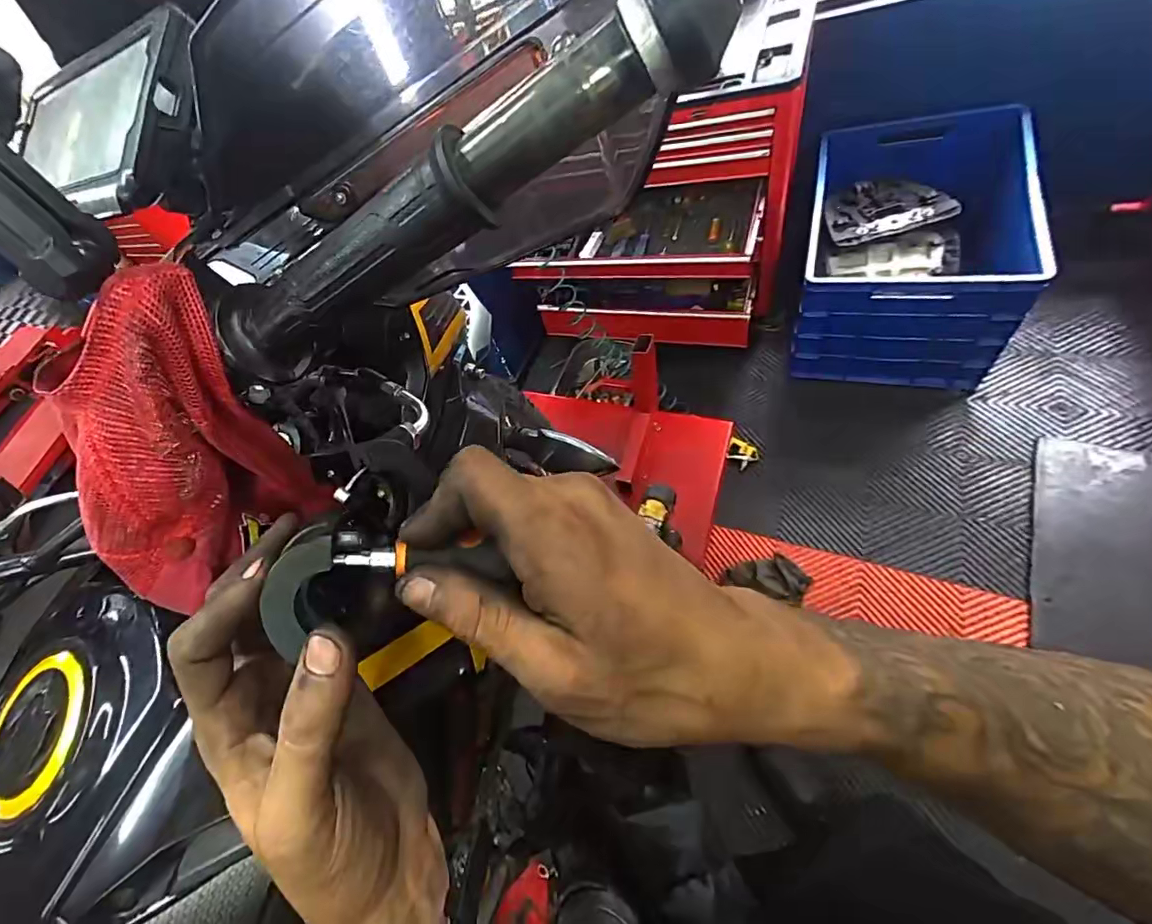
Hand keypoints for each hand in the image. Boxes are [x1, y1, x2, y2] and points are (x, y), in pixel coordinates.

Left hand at [168, 517, 446, 923]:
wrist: (389, 876)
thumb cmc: (325, 861)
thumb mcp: (300, 806)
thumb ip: (308, 725)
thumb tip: (326, 638)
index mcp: (223, 725)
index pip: (197, 651)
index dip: (220, 608)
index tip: (263, 571)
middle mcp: (252, 693)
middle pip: (234, 618)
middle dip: (252, 570)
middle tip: (290, 529)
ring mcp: (298, 681)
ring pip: (280, 614)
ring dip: (291, 573)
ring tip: (315, 532)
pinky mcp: (343, 678)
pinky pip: (329, 625)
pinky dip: (333, 594)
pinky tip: (345, 567)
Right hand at [395, 446, 853, 748]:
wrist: (738, 662)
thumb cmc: (647, 678)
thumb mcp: (552, 669)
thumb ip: (477, 617)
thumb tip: (414, 582)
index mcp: (548, 526)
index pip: (468, 472)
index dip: (433, 508)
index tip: (421, 557)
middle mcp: (568, 493)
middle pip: (485, 486)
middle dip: (457, 532)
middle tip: (455, 595)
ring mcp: (592, 496)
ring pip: (511, 498)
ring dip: (489, 541)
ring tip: (498, 602)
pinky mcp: (605, 508)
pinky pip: (541, 507)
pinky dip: (519, 539)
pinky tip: (535, 590)